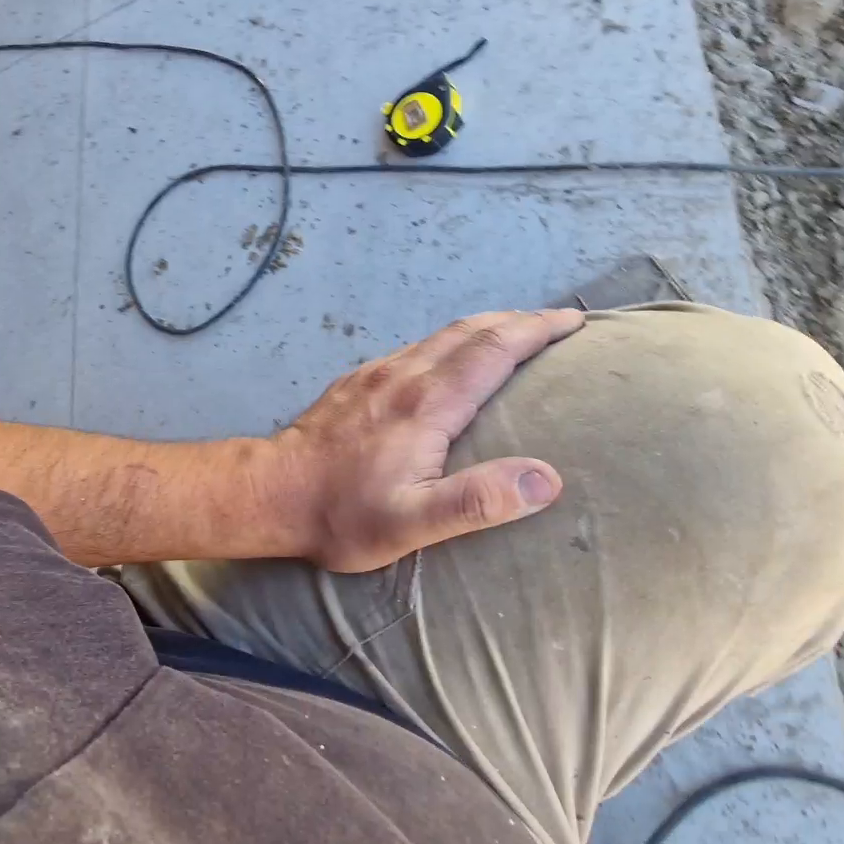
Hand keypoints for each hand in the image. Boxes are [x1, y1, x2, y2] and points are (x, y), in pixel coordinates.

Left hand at [276, 309, 585, 571]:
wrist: (270, 492)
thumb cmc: (342, 514)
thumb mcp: (412, 522)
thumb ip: (478, 501)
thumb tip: (547, 478)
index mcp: (426, 403)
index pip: (493, 350)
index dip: (536, 331)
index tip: (573, 323)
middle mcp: (402, 375)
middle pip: (468, 332)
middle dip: (517, 321)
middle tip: (555, 323)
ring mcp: (374, 374)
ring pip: (439, 336)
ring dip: (483, 328)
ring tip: (513, 334)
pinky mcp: (354, 382)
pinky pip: (414, 349)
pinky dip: (448, 343)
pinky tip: (449, 360)